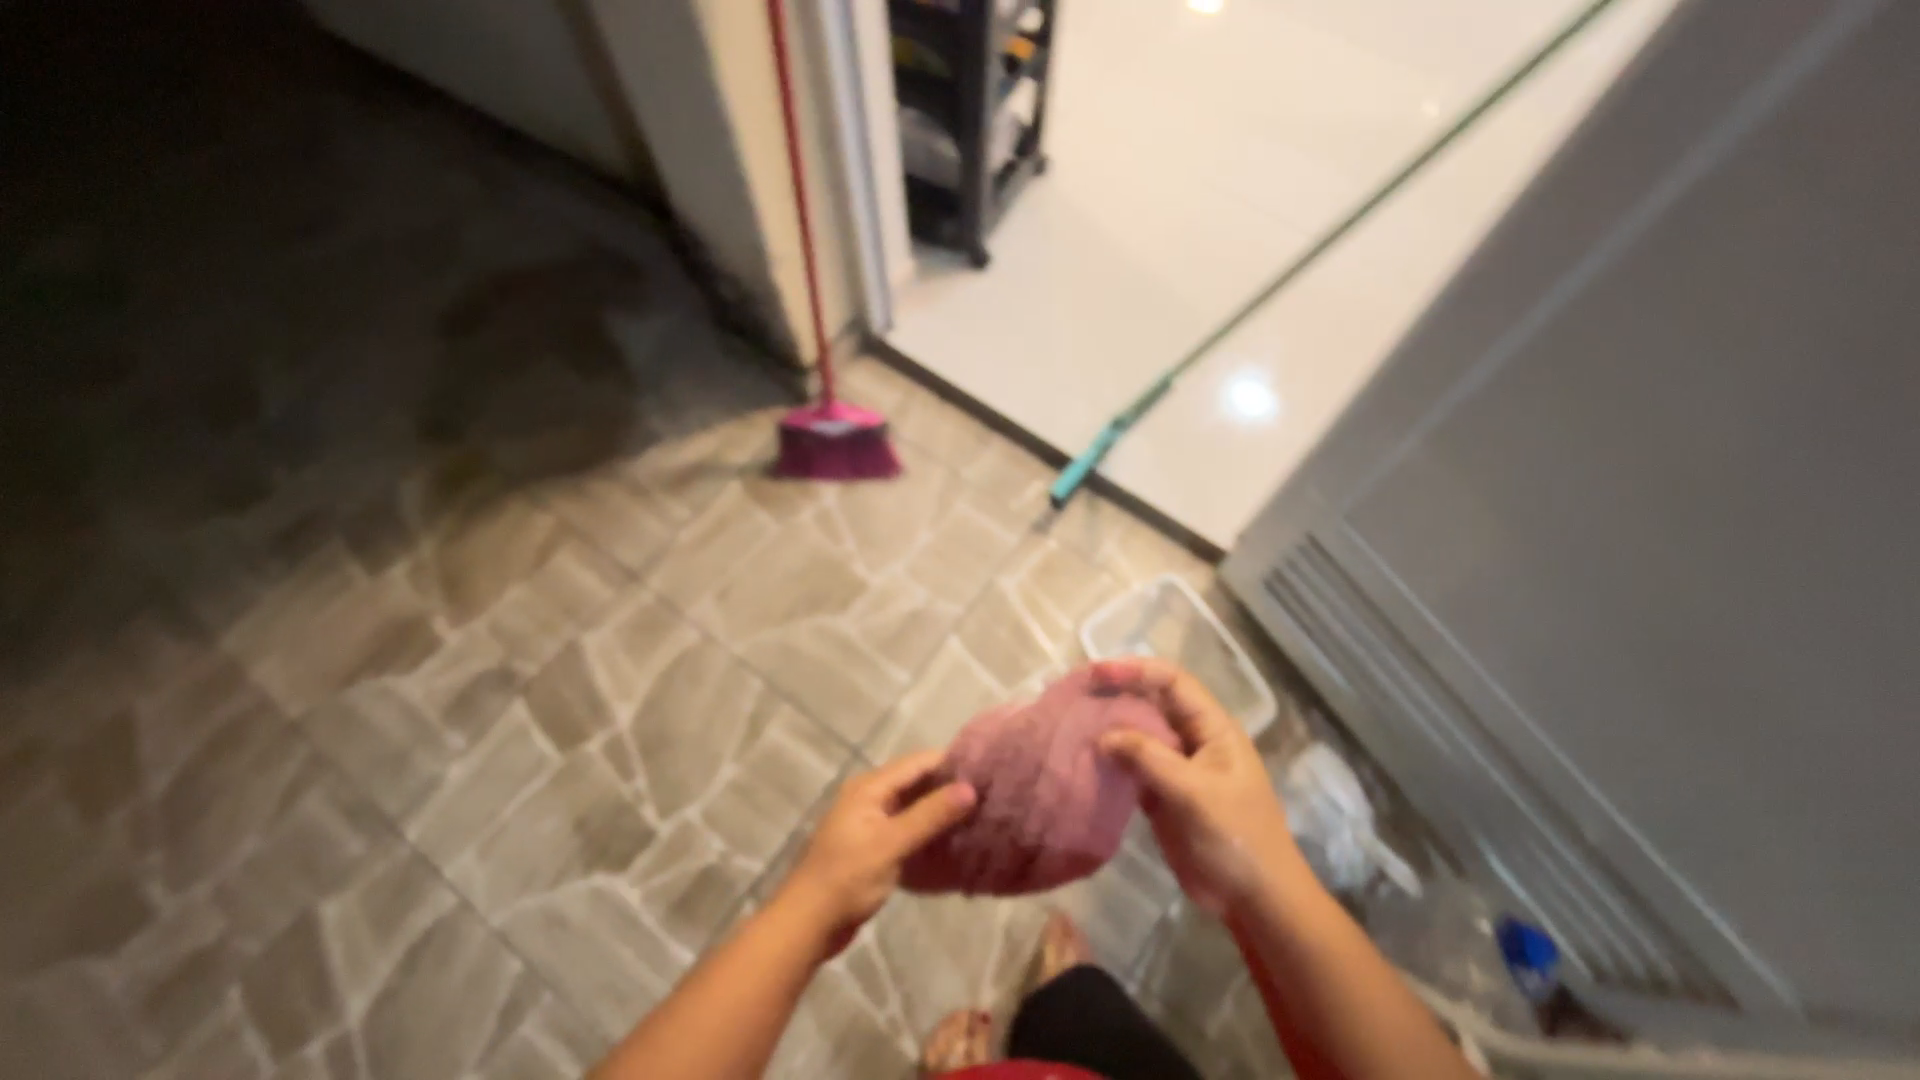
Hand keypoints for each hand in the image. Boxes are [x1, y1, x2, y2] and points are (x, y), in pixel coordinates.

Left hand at [774, 751, 976, 954]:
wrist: (808, 922)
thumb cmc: (848, 878)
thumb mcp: (892, 844)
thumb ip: (930, 815)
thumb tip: (970, 787)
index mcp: (869, 786)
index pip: (918, 762)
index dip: (951, 764)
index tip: (987, 771)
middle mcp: (869, 795)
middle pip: (915, 781)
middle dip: (947, 786)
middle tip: (988, 795)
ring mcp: (869, 821)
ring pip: (912, 805)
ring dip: (938, 809)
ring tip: (977, 815)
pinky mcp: (872, 845)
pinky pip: (906, 826)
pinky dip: (926, 829)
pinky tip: (951, 839)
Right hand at [1095, 658, 1305, 914]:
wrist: (1254, 899)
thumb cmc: (1237, 838)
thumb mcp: (1196, 793)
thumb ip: (1150, 759)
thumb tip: (1102, 736)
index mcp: (1213, 729)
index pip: (1172, 682)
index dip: (1136, 670)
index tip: (1098, 672)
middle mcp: (1193, 740)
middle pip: (1151, 703)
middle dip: (1115, 694)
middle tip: (1073, 694)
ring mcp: (1176, 768)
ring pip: (1137, 735)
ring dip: (1108, 727)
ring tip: (1070, 721)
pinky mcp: (1161, 796)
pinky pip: (1131, 767)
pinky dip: (1109, 761)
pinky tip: (1082, 759)